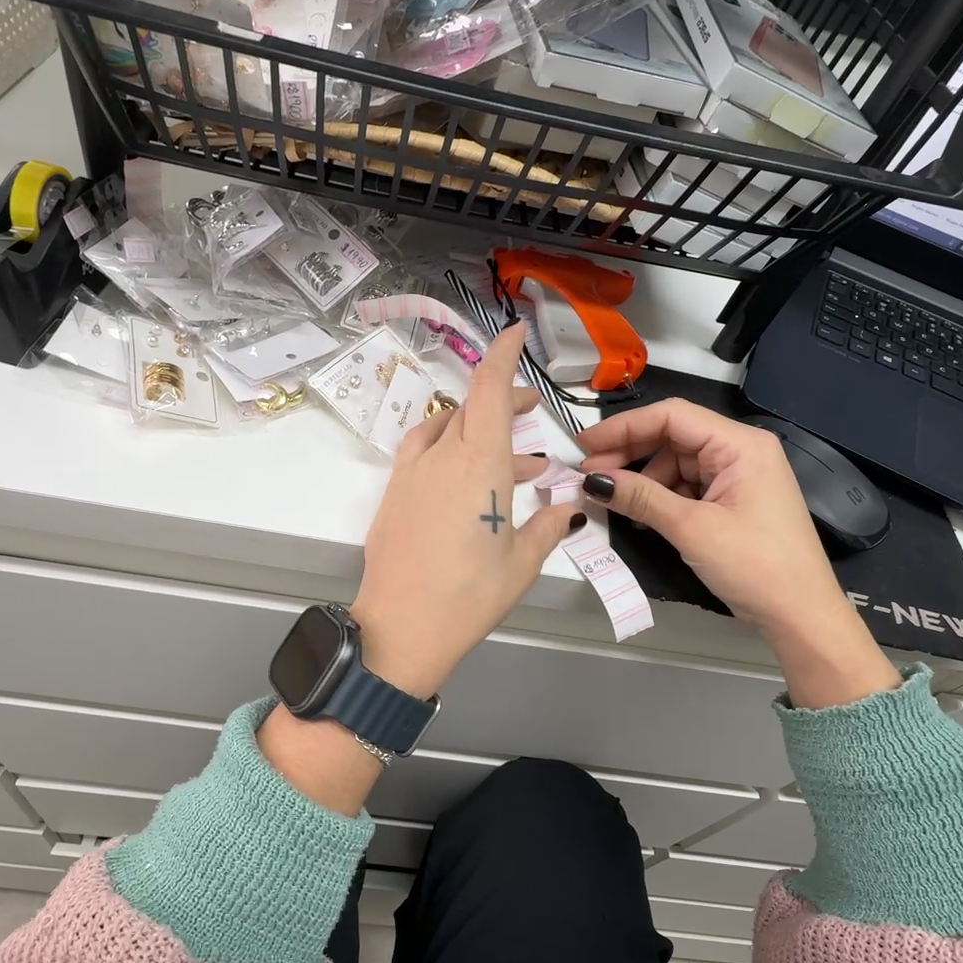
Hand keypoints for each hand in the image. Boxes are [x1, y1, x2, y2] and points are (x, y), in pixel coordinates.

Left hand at [349, 324, 585, 698]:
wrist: (399, 629)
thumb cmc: (469, 596)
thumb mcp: (521, 563)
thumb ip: (548, 525)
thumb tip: (569, 506)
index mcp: (478, 464)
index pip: (489, 390)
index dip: (503, 355)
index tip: (516, 333)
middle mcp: (441, 458)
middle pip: (471, 407)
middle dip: (503, 401)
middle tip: (532, 415)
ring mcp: (411, 474)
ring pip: (447, 428)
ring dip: (478, 428)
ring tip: (512, 460)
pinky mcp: (394, 494)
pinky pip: (424, 452)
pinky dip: (450, 447)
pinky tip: (466, 476)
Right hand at [577, 399, 897, 707]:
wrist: (801, 616)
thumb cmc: (757, 567)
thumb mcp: (691, 529)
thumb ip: (640, 497)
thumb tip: (593, 481)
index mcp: (741, 445)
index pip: (671, 416)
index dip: (623, 427)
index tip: (584, 447)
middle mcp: (741, 451)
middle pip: (671, 436)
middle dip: (628, 454)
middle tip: (588, 476)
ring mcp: (738, 476)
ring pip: (674, 463)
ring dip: (642, 480)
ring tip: (613, 502)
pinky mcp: (732, 500)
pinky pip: (686, 486)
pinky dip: (659, 497)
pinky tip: (640, 514)